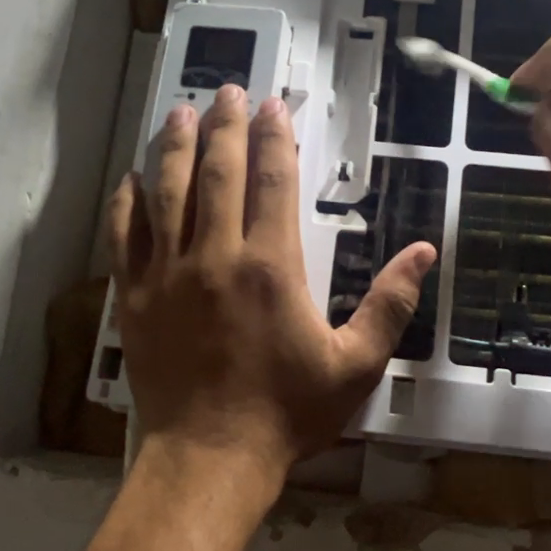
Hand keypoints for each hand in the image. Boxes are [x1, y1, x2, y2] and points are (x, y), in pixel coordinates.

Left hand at [105, 84, 436, 478]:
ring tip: (184, 111)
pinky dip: (129, 200)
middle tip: (229, 92)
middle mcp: (215, 256)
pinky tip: (133, 177)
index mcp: (272, 266)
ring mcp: (168, 273)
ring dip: (177, 146)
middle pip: (218, 173)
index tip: (274, 107)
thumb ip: (390, 304)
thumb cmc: (287, 412)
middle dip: (226, 126)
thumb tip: (424, 253)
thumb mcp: (355, 365)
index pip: (271, 182)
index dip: (274, 139)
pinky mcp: (136, 296)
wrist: (210, 459)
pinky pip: (126, 234)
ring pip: (168, 191)